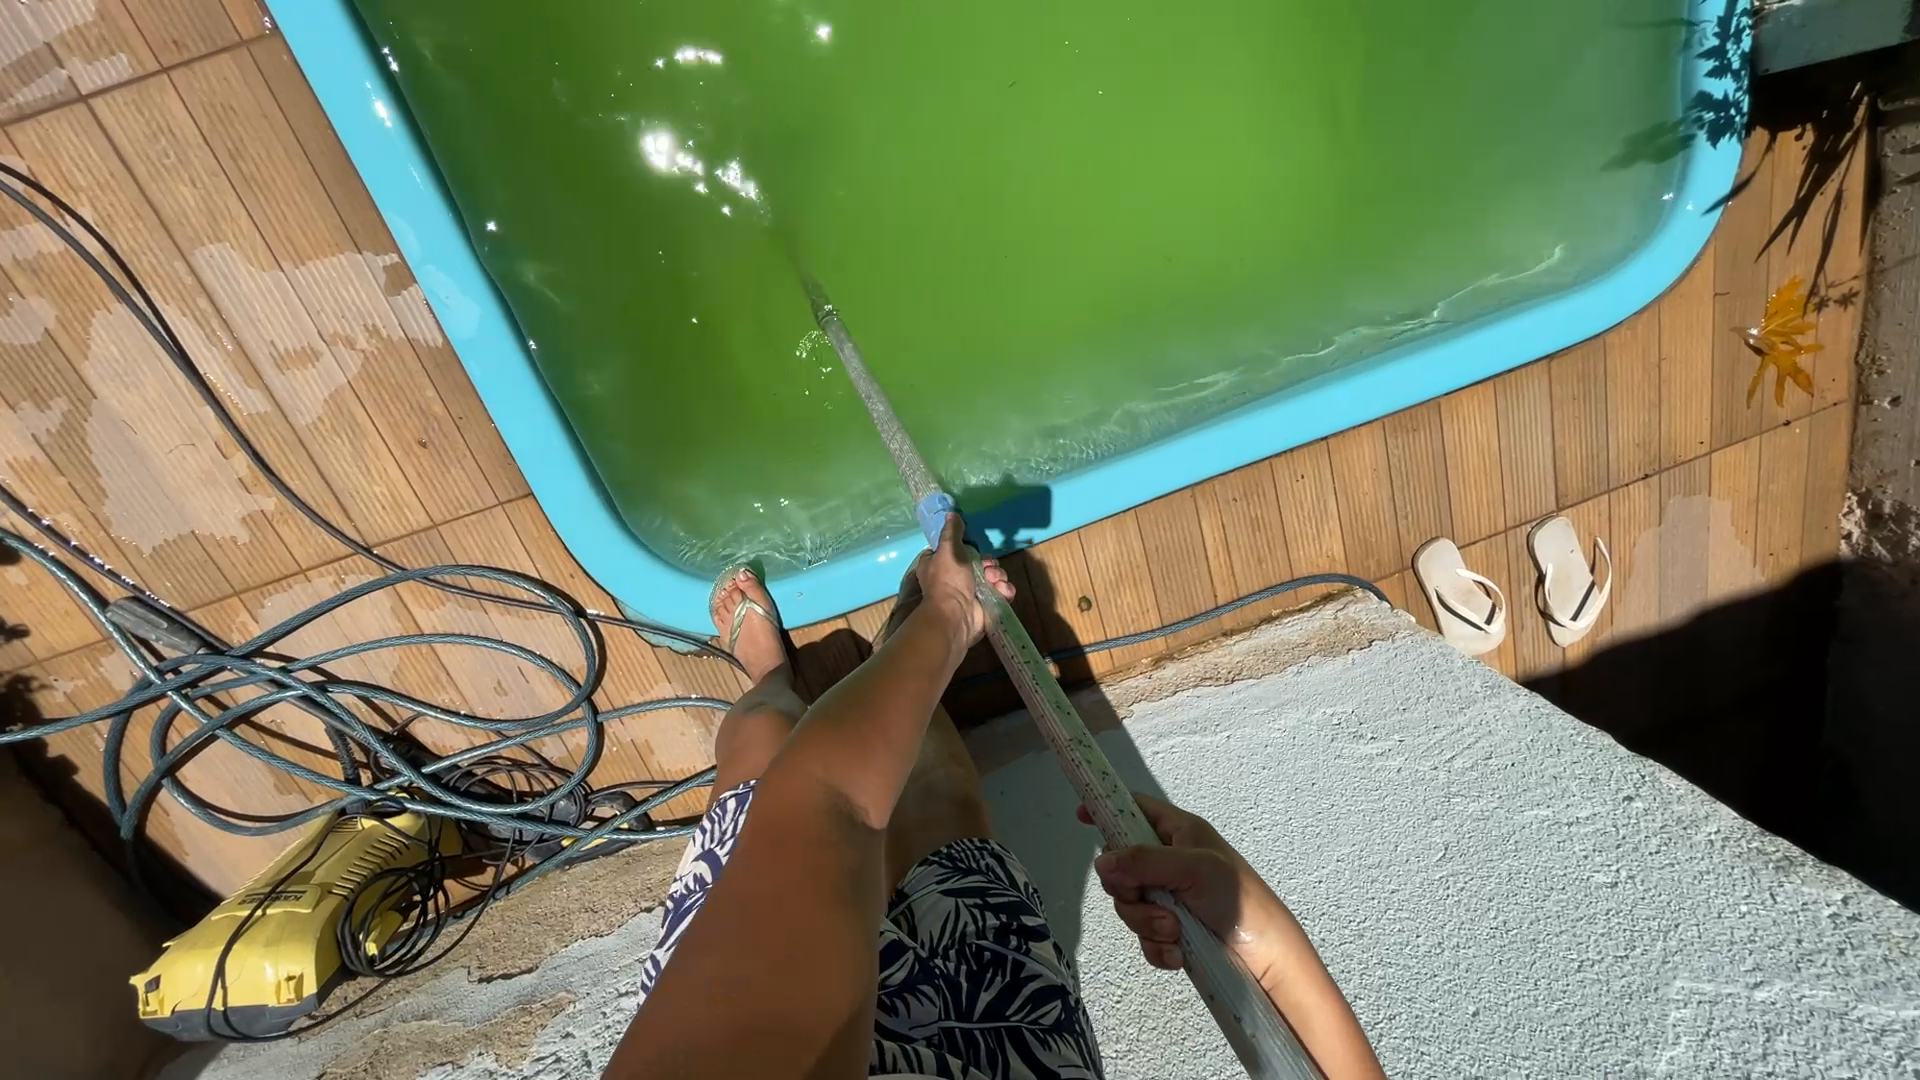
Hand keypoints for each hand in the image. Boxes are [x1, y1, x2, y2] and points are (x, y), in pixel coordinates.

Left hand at [915, 514, 1013, 646]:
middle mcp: (954, 578)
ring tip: (994, 581)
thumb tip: (952, 513)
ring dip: (998, 576)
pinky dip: (1004, 590)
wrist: (957, 615)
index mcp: (939, 565)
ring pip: (994, 576)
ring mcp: (972, 593)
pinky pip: (1002, 592)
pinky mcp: (987, 605)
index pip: (955, 550)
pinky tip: (1001, 591)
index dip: (967, 548)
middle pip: (981, 562)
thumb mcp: (948, 549)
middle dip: (989, 563)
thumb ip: (952, 532)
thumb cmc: (948, 580)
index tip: (973, 546)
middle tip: (987, 567)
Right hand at [1085, 794, 1389, 1079]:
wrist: (1270, 961)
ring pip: (1128, 904)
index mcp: (1178, 833)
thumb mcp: (1193, 868)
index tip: (1080, 816)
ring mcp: (1167, 898)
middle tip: (1145, 897)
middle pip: (1120, 865)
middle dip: (1128, 888)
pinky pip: (1143, 936)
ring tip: (1175, 931)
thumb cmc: (1239, 899)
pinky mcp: (1170, 933)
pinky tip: (1177, 953)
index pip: (1135, 809)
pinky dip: (1157, 945)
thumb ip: (1144, 861)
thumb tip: (1100, 861)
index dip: (1107, 808)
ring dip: (1147, 921)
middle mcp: (1168, 862)